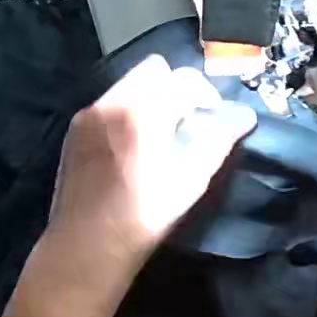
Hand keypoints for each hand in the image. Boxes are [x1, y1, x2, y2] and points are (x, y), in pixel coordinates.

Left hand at [25, 56, 255, 316]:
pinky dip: (125, 112)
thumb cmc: (143, 216)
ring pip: (127, 85)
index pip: (183, 78)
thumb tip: (243, 115)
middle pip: (152, 70)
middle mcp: (111, 102)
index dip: (205, 93)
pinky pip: (107, 104)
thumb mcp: (190, 180)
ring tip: (158, 135)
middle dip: (174, 87)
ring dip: (149, 98)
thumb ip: (218, 139)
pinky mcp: (74, 130)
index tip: (212, 116)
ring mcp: (88, 114)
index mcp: (141, 111)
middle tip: (186, 120)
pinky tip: (130, 147)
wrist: (85, 246)